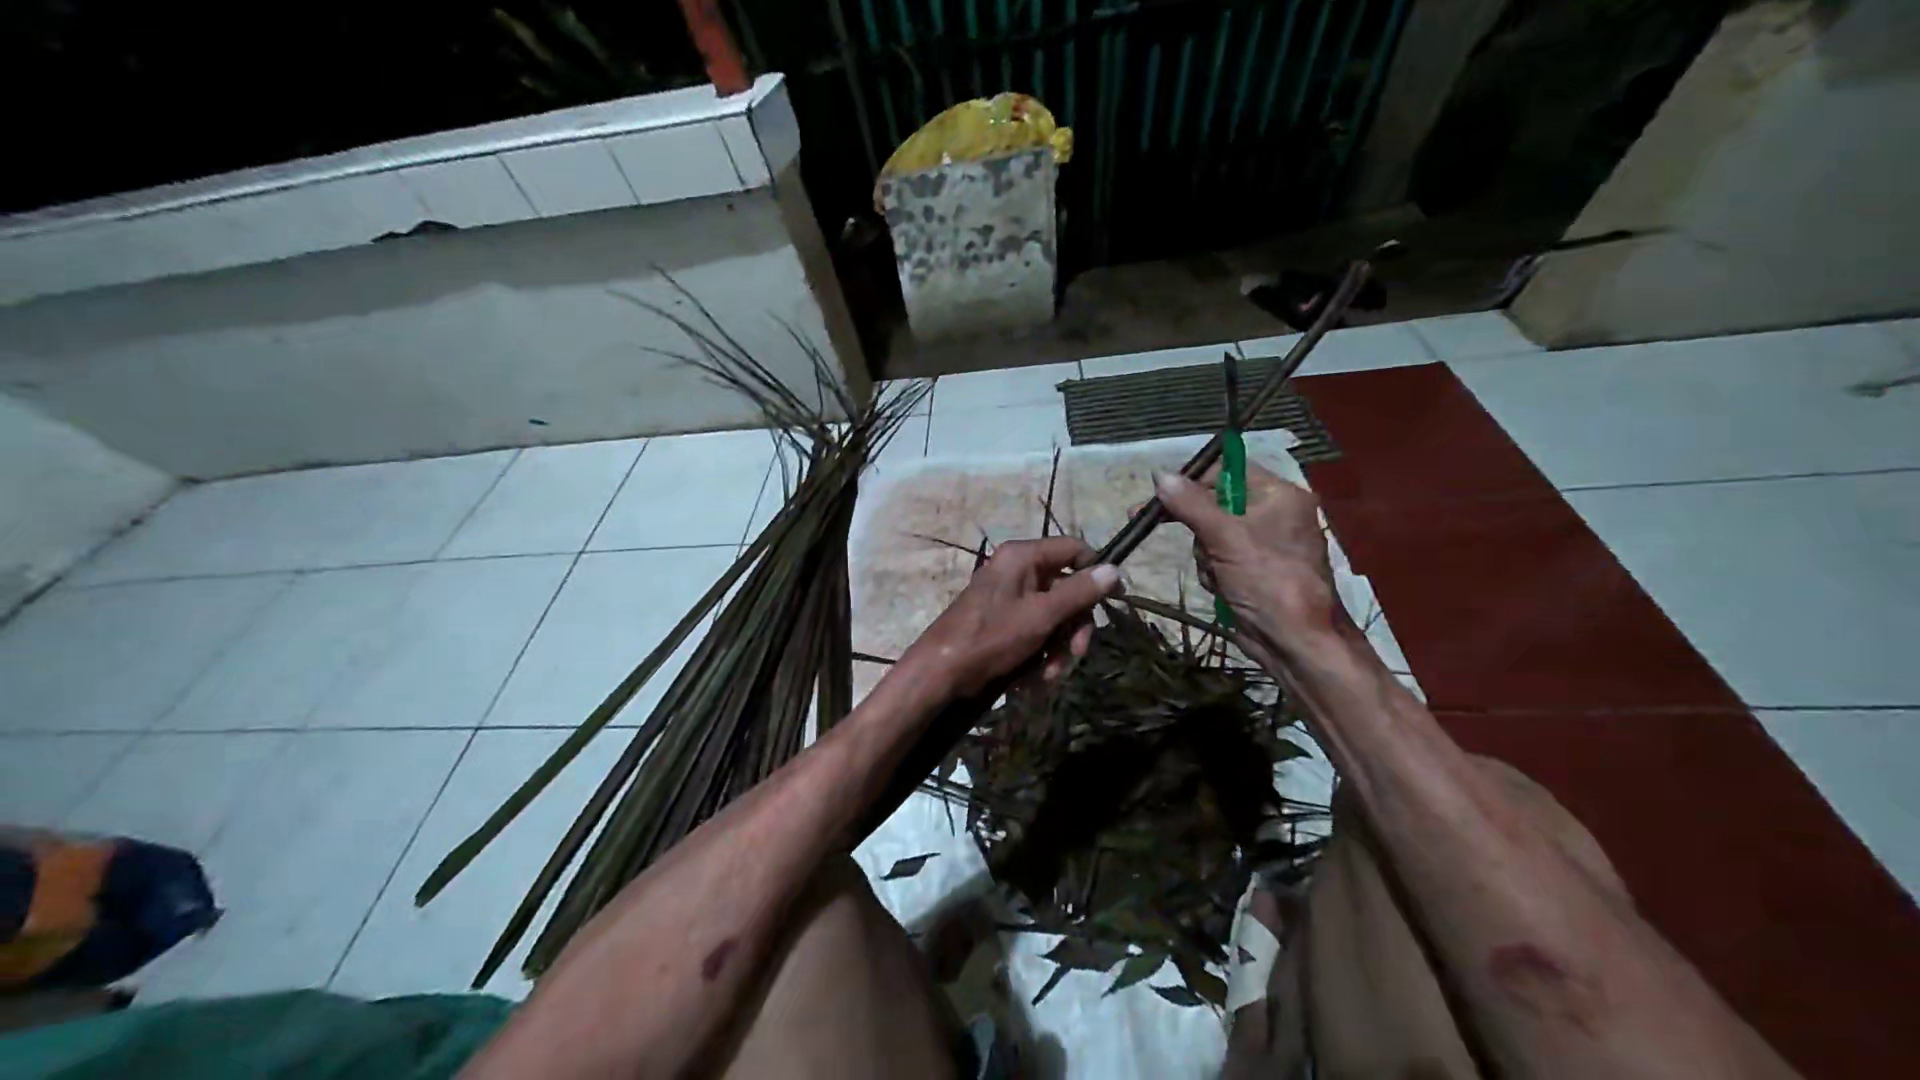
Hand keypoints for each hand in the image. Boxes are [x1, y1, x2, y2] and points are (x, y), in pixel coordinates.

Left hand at [902, 536, 1120, 698]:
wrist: (942, 671)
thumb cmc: (992, 637)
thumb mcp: (1042, 615)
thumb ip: (1080, 592)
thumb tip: (1115, 569)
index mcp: (1023, 557)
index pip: (1073, 549)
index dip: (1097, 571)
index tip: (1115, 599)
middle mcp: (1017, 570)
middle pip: (1066, 589)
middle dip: (1073, 627)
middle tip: (1076, 653)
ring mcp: (1009, 596)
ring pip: (1053, 616)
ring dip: (1057, 648)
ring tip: (1048, 675)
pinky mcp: (1003, 621)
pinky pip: (1035, 631)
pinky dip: (1039, 655)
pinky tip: (1033, 679)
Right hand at [1153, 468, 1345, 661]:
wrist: (1294, 641)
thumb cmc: (1268, 581)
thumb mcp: (1226, 537)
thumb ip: (1191, 504)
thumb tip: (1160, 475)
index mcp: (1278, 495)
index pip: (1227, 469)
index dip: (1191, 480)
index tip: (1158, 494)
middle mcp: (1272, 514)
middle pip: (1214, 503)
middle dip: (1197, 526)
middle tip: (1149, 522)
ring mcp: (1261, 544)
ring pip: (1209, 534)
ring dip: (1204, 554)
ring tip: (1218, 574)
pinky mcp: (1250, 570)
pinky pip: (1216, 558)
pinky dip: (1212, 571)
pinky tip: (1222, 587)